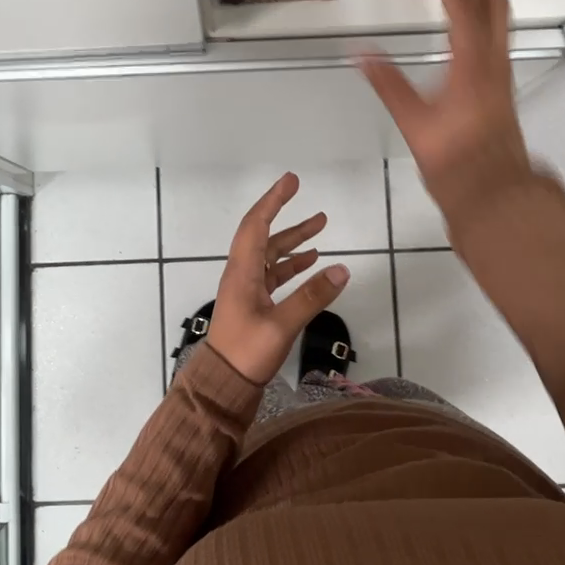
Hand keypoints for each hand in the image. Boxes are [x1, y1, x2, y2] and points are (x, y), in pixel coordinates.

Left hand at [204, 173, 349, 385]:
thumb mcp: (282, 325)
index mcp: (242, 273)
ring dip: (292, 240)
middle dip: (285, 214)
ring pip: (270, 255)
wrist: (223, 383)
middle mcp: (242, 275)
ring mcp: (246, 290)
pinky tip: (311, 262)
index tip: (291, 181)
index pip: (257, 225)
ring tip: (321, 227)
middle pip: (263, 236)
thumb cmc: (246, 352)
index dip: (273, 201)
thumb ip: (312, 297)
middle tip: (304, 194)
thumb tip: (342, 269)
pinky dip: (291, 264)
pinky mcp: (253, 304)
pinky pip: (273, 274)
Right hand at [360, 0, 531, 211]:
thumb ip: (388, 85)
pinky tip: (476, 21)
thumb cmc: (455, 161)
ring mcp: (502, 73)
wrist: (494, 191)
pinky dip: (489, 14)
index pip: (463, 7)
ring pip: (501, 18)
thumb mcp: (414, 122)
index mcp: (471, 65)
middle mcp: (493, 62)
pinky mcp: (502, 86)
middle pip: (494, 3)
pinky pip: (499, 35)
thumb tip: (359, 54)